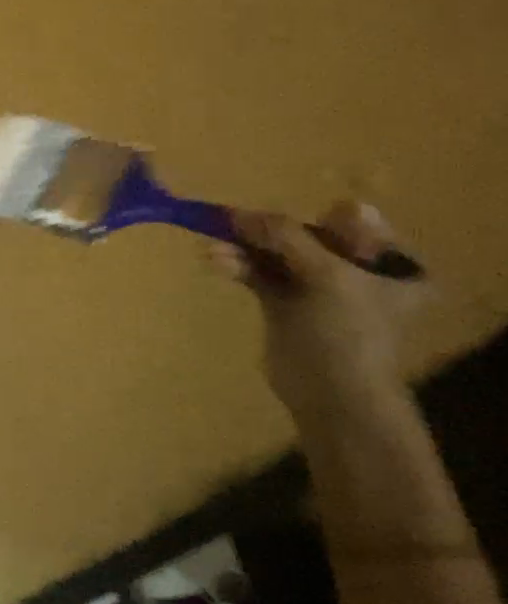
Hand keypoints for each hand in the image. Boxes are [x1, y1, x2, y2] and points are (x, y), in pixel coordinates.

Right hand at [213, 201, 424, 419]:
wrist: (331, 392)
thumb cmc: (345, 332)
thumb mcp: (327, 276)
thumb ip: (289, 239)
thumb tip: (242, 211)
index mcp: (390, 260)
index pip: (347, 221)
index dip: (308, 217)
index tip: (268, 220)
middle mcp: (358, 270)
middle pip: (306, 237)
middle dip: (267, 232)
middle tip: (229, 226)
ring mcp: (320, 289)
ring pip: (277, 256)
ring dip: (245, 249)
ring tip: (212, 249)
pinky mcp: (286, 305)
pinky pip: (260, 276)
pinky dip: (239, 266)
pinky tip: (215, 261)